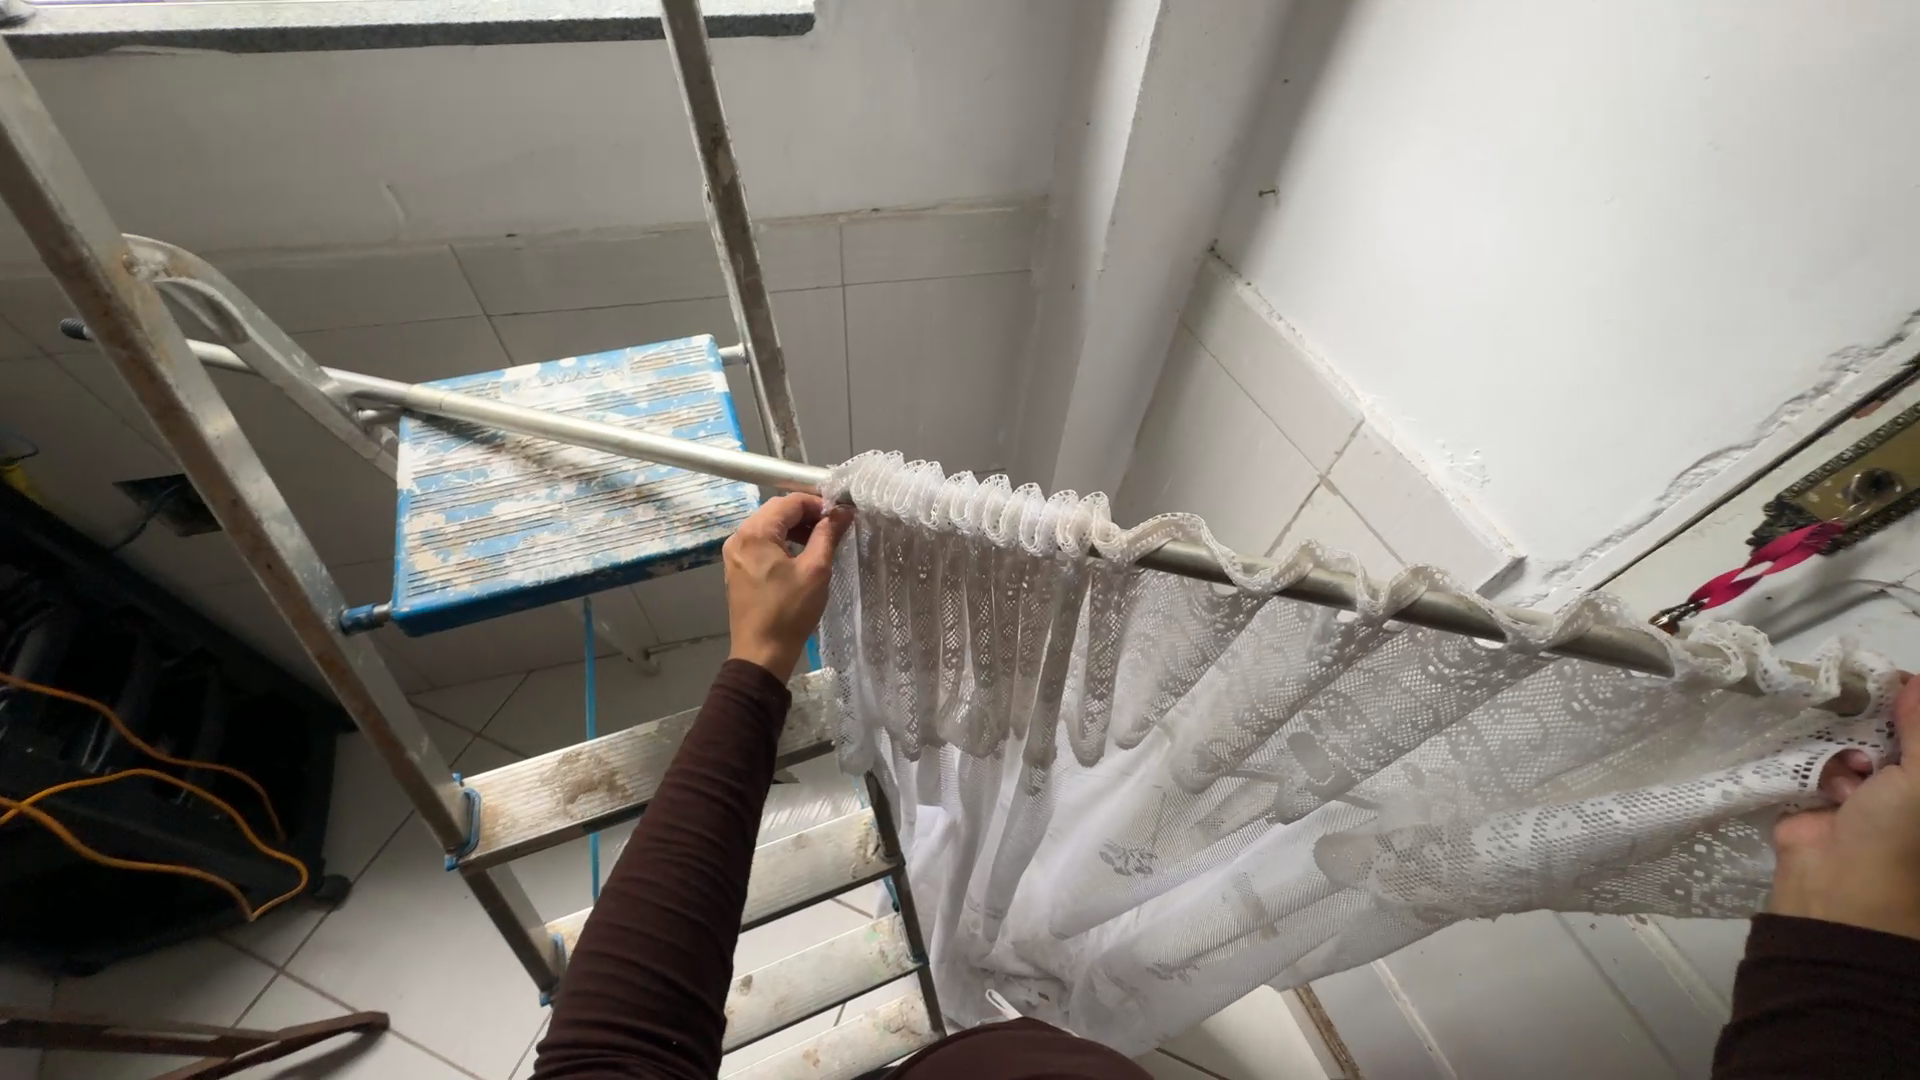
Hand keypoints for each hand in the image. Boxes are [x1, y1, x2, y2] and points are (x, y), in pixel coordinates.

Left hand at [721, 493, 853, 677]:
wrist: (762, 653)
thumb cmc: (790, 612)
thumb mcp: (816, 570)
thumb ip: (828, 534)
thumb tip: (843, 511)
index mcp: (755, 533)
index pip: (789, 502)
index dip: (818, 504)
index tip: (840, 516)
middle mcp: (738, 537)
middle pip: (776, 511)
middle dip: (806, 514)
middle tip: (833, 527)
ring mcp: (734, 553)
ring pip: (768, 526)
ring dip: (795, 527)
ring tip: (820, 540)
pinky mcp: (737, 568)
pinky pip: (761, 543)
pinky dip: (782, 542)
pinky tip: (800, 554)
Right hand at [1770, 673, 1919, 939]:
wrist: (1841, 879)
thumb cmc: (1902, 834)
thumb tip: (1913, 681)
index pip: (1919, 728)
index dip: (1908, 704)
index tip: (1885, 684)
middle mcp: (1907, 781)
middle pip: (1889, 732)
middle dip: (1873, 723)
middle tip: (1856, 713)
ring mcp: (1866, 789)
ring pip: (1849, 744)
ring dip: (1843, 750)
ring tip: (1847, 768)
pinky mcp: (1821, 793)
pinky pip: (1815, 762)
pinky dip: (1816, 766)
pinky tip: (1824, 782)